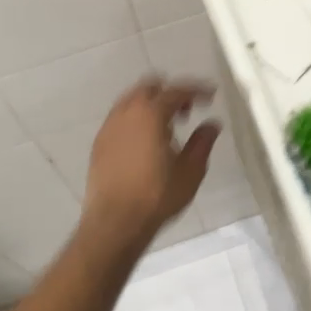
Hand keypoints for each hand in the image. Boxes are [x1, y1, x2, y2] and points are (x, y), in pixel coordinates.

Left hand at [83, 77, 220, 241]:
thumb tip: (212, 125)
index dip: (197, 90)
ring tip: (166, 127)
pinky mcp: (98, 144)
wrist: (115, 222)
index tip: (211, 96)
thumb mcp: (190, 171)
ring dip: (150, 105)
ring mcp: (109, 128)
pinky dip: (135, 119)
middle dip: (170, 93)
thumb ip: (202, 143)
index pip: (177, 90)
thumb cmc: (157, 196)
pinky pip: (119, 119)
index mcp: (150, 115)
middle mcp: (126, 114)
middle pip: (148, 87)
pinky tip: (145, 142)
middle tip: (187, 110)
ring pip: (130, 101)